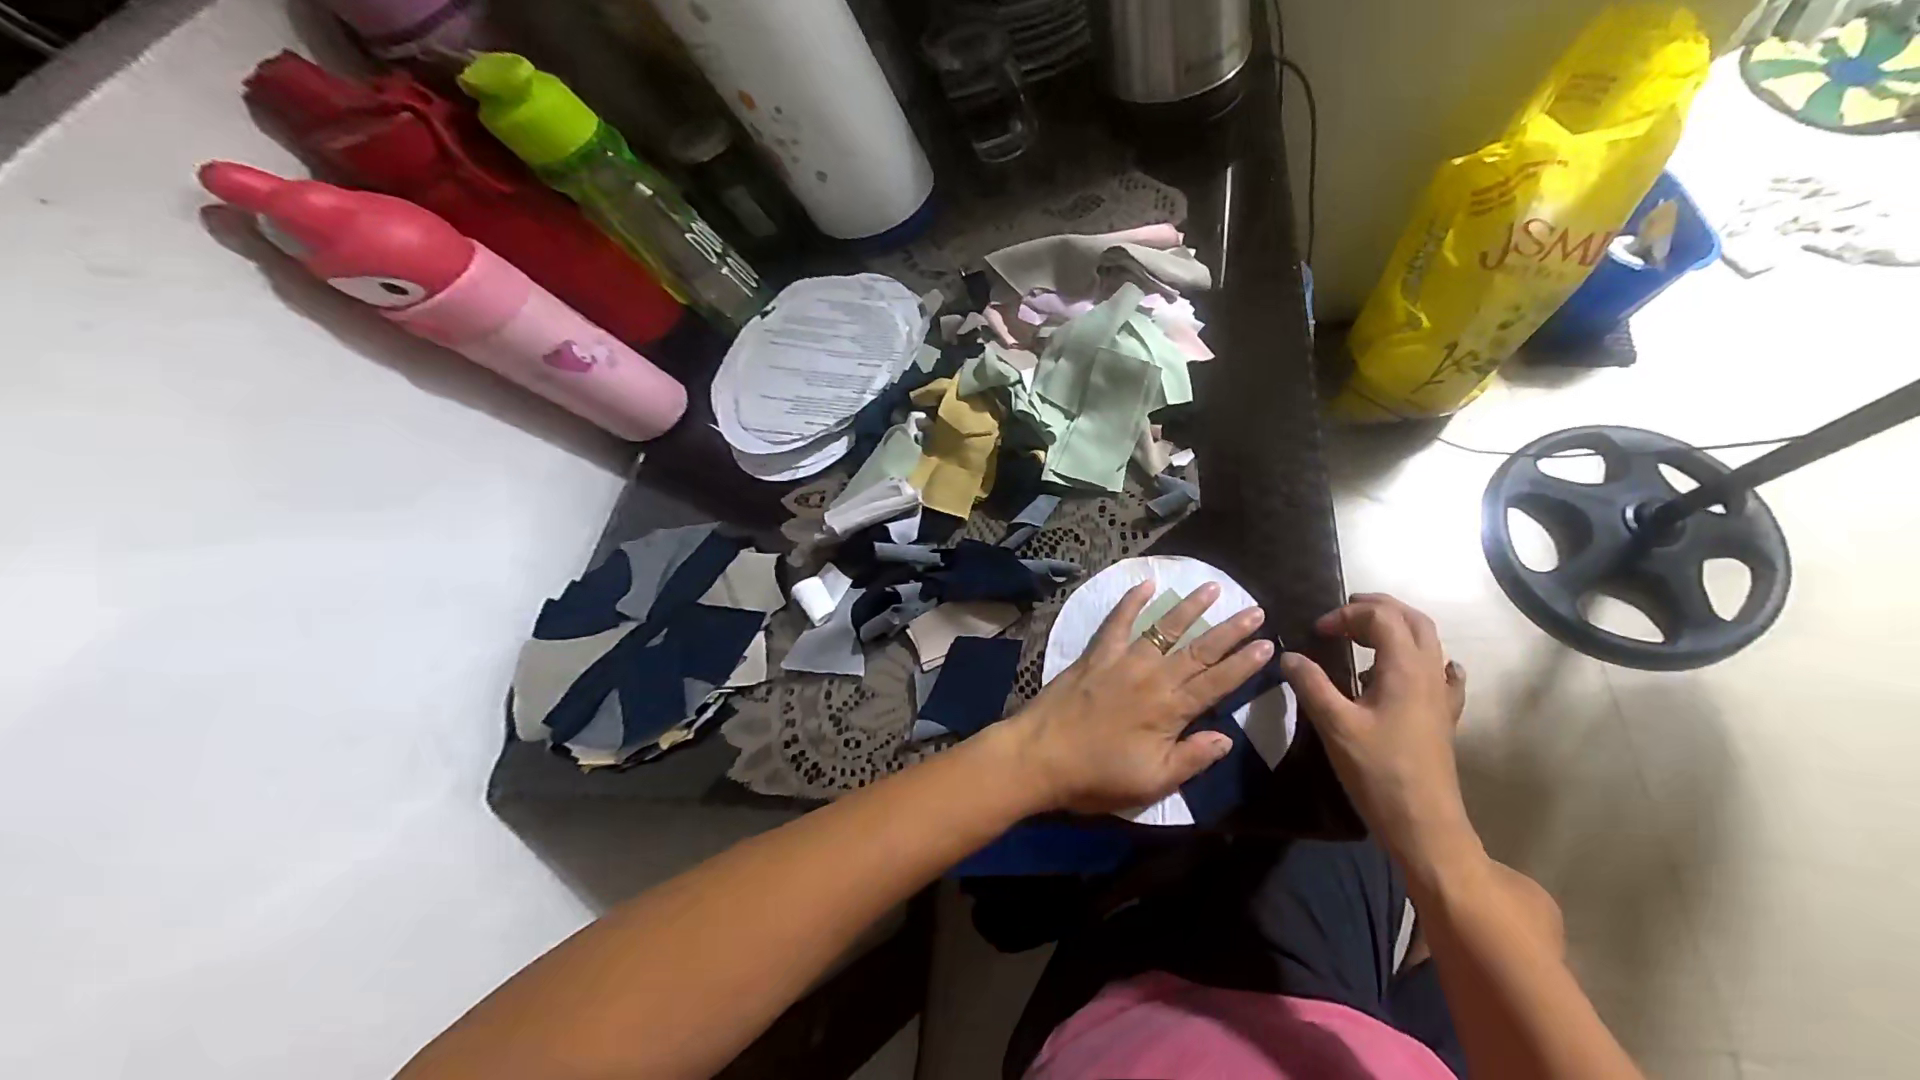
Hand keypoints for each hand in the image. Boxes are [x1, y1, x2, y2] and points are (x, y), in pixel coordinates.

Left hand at [1001, 580, 1273, 814]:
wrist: (1038, 757)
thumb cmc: (1096, 777)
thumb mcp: (1152, 782)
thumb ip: (1192, 758)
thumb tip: (1227, 738)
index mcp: (1169, 710)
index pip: (1217, 682)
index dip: (1244, 664)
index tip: (1268, 644)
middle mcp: (1151, 677)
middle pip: (1198, 650)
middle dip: (1230, 630)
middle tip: (1256, 610)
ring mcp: (1121, 661)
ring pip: (1163, 629)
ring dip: (1189, 608)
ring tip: (1212, 587)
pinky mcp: (1094, 655)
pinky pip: (1115, 622)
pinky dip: (1130, 602)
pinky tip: (1145, 584)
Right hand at [1280, 594, 1480, 874]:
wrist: (1425, 824)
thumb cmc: (1378, 771)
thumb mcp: (1334, 725)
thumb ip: (1310, 684)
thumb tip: (1288, 656)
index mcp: (1405, 670)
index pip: (1381, 618)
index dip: (1346, 615)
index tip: (1317, 632)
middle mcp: (1429, 674)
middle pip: (1413, 620)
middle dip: (1377, 608)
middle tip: (1342, 614)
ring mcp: (1440, 696)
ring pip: (1428, 642)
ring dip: (1395, 628)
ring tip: (1362, 636)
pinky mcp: (1442, 717)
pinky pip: (1440, 674)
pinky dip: (1422, 659)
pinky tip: (1414, 670)